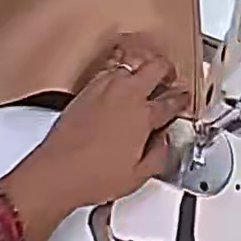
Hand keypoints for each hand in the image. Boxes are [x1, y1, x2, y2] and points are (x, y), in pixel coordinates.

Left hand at [0, 36, 189, 238]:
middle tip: (169, 78)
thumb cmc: (93, 175)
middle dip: (167, 70)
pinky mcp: (88, 89)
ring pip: (132, 65)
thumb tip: (163, 143)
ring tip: (144, 80)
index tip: (182, 100)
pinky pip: (110, 72)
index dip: (181, 99)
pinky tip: (118, 87)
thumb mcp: (138, 176)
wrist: (58, 171)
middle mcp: (126, 95)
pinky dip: (119, 76)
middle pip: (156, 67)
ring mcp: (106, 88)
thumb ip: (158, 155)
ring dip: (141, 70)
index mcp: (144, 115)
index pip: (171, 100)